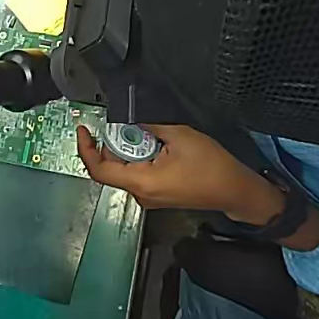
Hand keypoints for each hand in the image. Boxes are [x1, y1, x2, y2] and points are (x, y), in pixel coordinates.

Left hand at [76, 122, 282, 224]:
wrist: (234, 190)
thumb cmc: (211, 166)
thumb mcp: (179, 136)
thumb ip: (149, 127)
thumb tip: (129, 121)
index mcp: (141, 182)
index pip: (99, 170)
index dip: (86, 149)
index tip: (84, 130)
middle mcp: (140, 195)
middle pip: (110, 168)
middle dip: (110, 144)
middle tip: (121, 123)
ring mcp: (148, 197)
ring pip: (124, 171)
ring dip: (126, 149)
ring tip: (143, 132)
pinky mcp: (157, 195)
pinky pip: (137, 174)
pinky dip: (136, 157)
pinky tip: (151, 144)